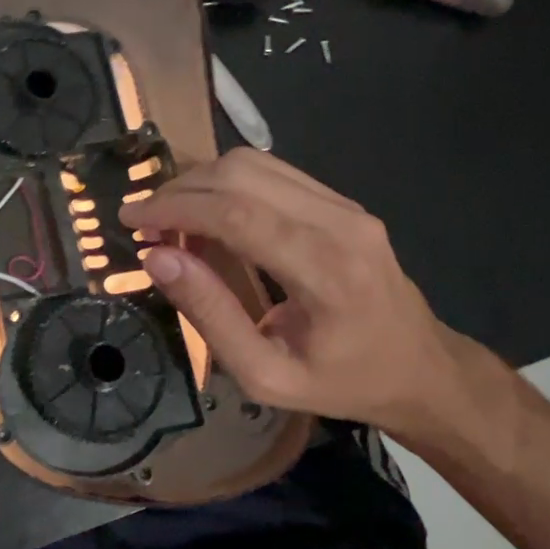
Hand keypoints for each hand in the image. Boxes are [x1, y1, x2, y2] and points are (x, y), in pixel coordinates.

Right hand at [119, 149, 498, 446]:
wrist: (420, 369)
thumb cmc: (342, 384)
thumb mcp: (267, 376)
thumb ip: (211, 316)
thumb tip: (157, 259)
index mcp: (326, 271)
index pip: (237, 214)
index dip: (175, 207)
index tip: (129, 218)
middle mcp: (340, 223)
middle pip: (241, 175)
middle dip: (179, 190)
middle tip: (145, 224)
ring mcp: (345, 206)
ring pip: (253, 164)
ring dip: (199, 183)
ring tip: (171, 221)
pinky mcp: (341, 201)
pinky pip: (271, 173)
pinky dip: (225, 185)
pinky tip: (207, 216)